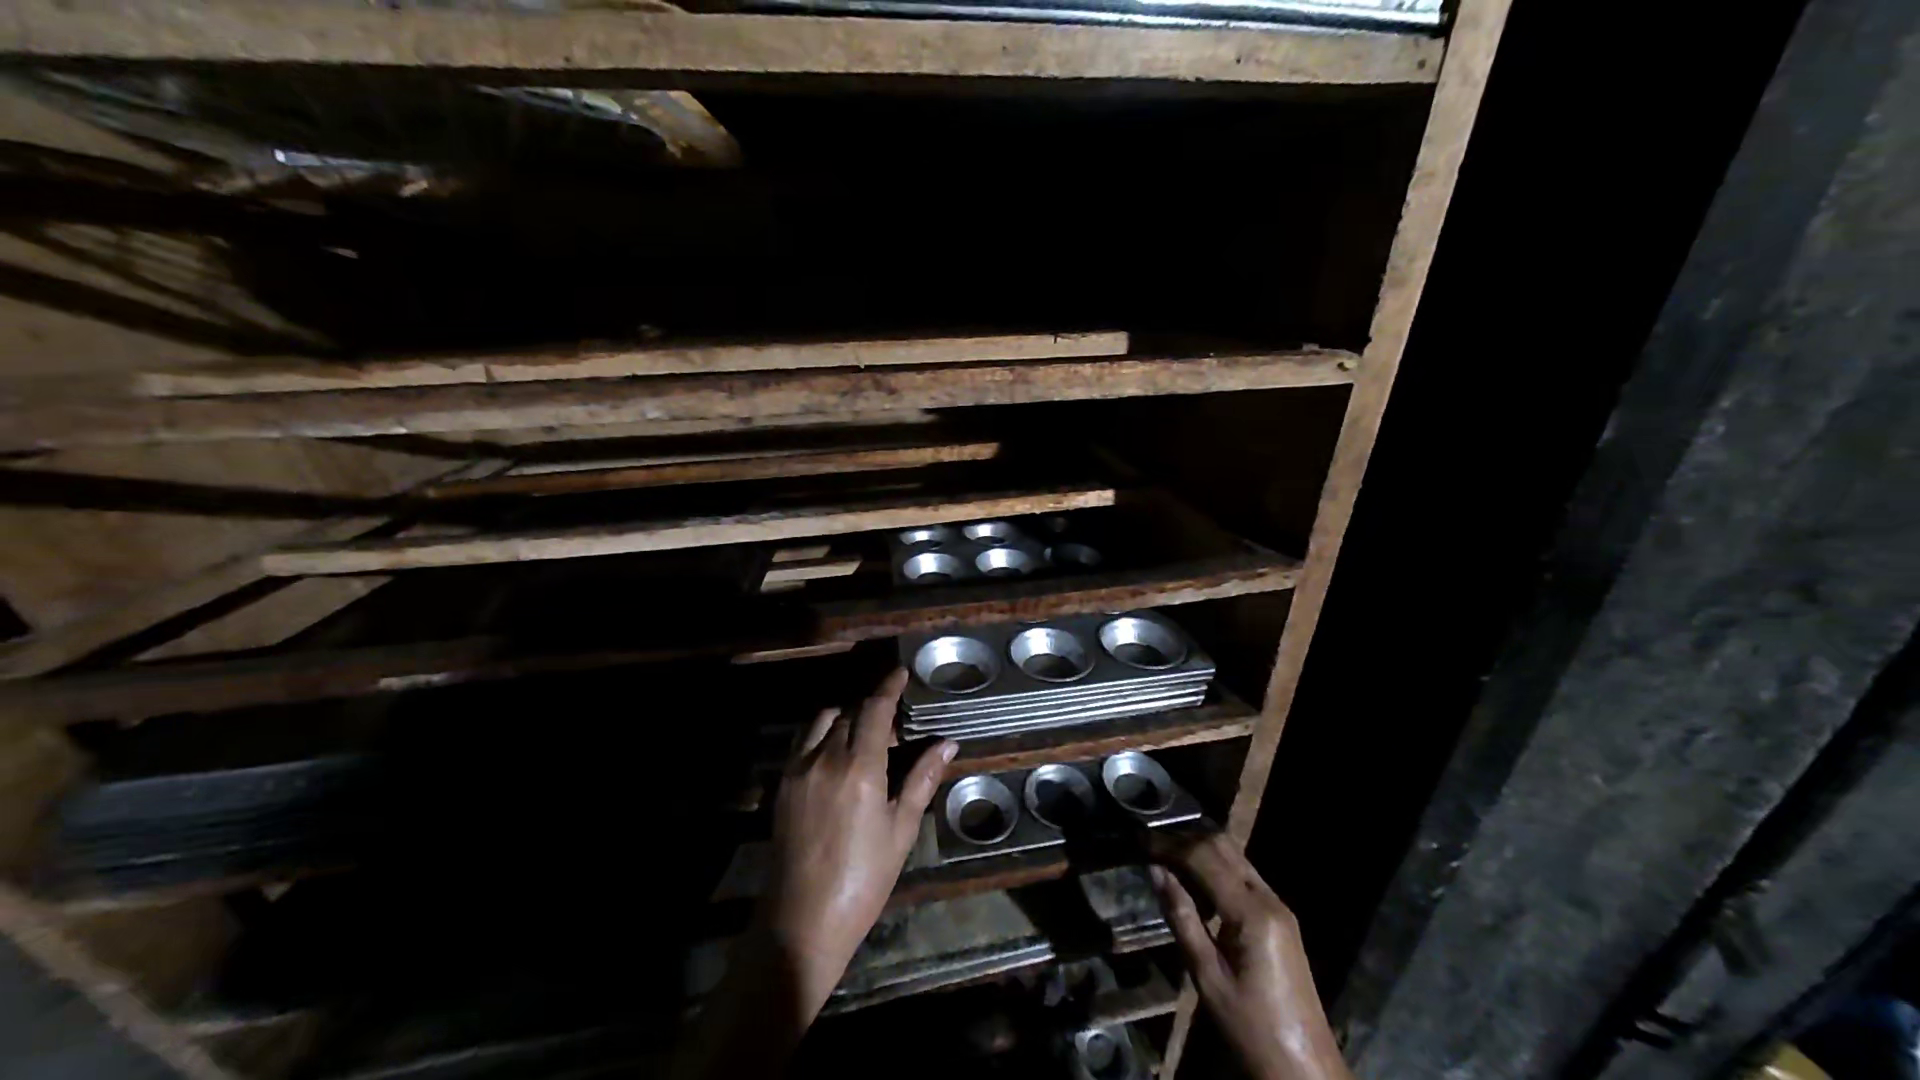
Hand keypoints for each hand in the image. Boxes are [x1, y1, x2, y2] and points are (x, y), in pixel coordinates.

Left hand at [672, 670, 953, 1079]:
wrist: (802, 920)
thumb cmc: (864, 878)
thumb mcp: (901, 830)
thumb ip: (922, 780)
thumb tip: (947, 744)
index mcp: (860, 767)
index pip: (875, 709)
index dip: (889, 687)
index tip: (900, 673)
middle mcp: (825, 757)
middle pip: (849, 712)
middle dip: (872, 707)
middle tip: (894, 722)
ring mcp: (798, 769)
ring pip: (822, 722)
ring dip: (845, 717)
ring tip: (864, 736)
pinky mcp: (782, 784)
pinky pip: (803, 742)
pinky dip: (822, 734)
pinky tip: (836, 755)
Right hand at [1150, 832, 1354, 1079]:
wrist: (1304, 1066)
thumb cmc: (1250, 1025)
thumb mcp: (1206, 976)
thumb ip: (1181, 917)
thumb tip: (1156, 871)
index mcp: (1252, 912)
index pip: (1204, 857)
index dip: (1170, 844)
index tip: (1140, 840)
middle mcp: (1269, 899)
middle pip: (1224, 847)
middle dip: (1185, 837)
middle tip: (1151, 842)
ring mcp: (1279, 907)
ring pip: (1236, 857)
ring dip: (1201, 848)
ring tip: (1166, 853)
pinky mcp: (1280, 919)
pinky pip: (1244, 876)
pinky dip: (1217, 866)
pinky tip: (1194, 877)